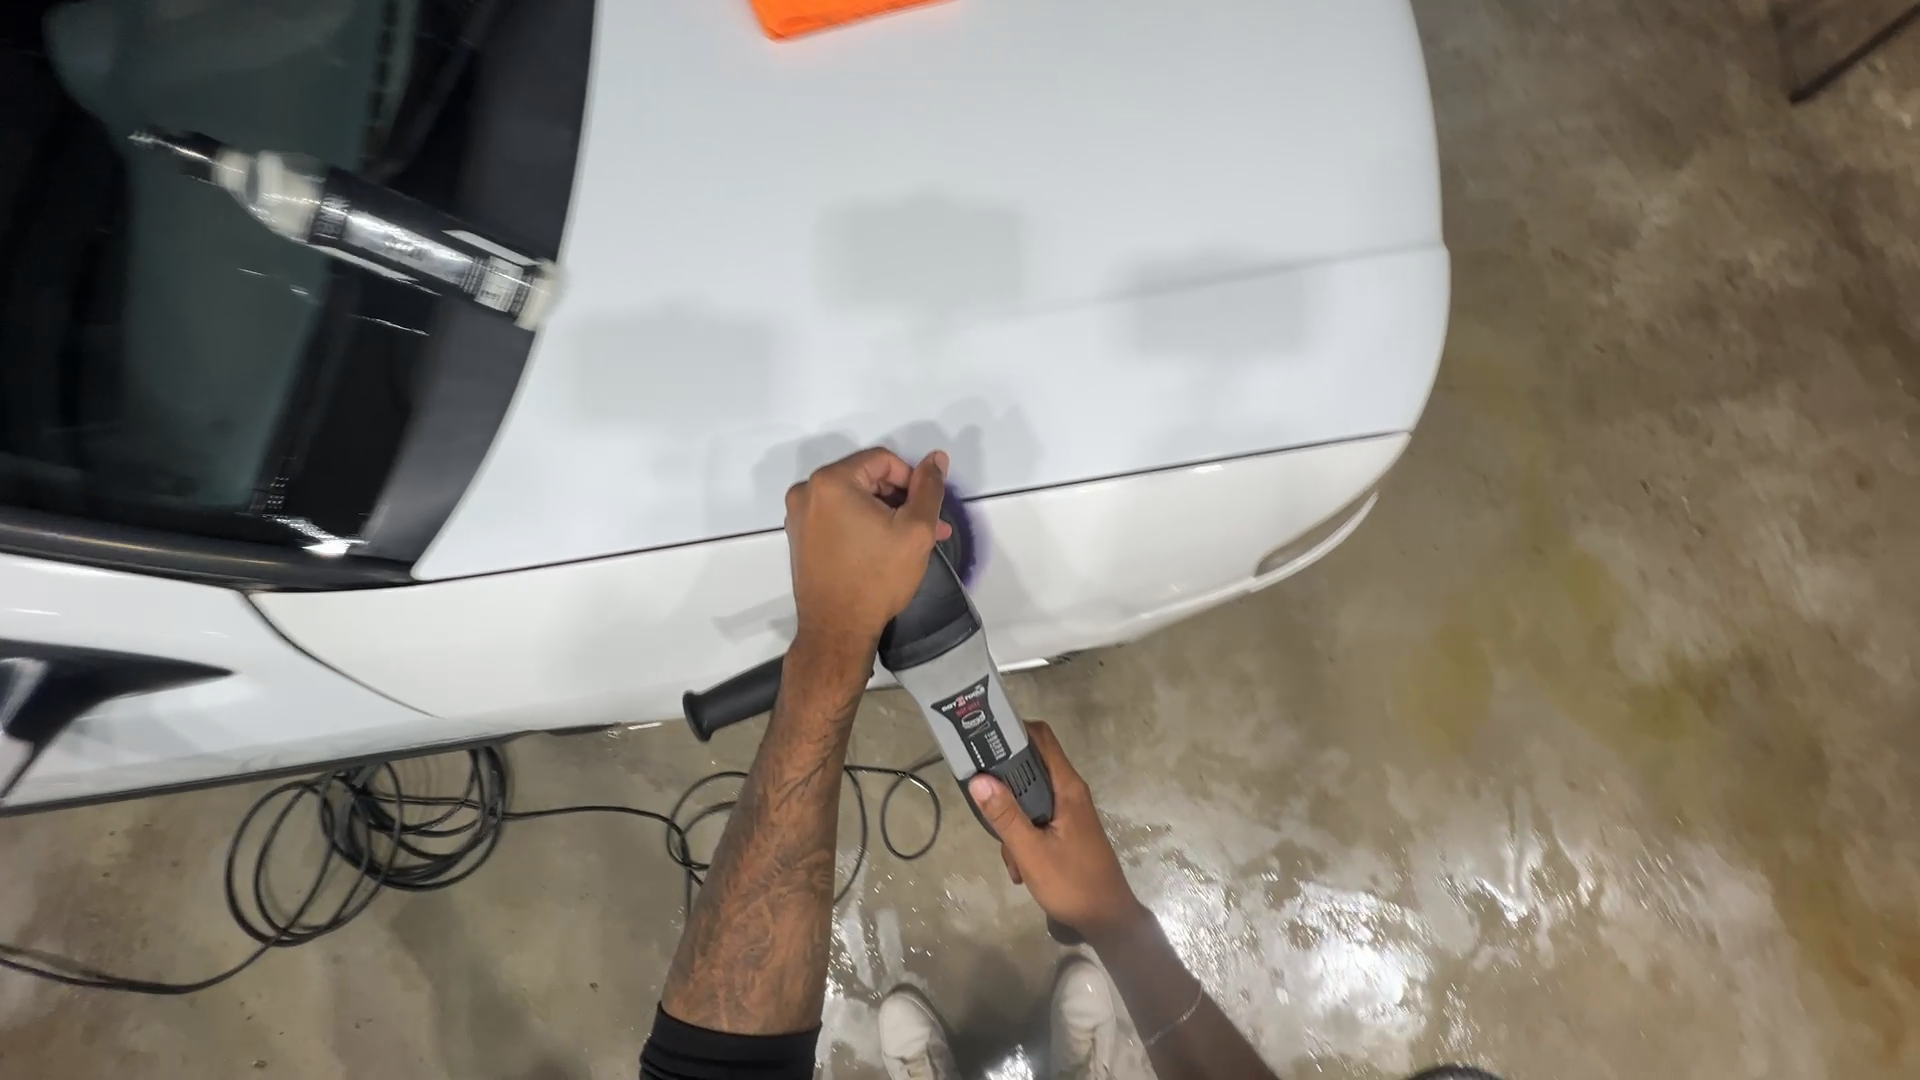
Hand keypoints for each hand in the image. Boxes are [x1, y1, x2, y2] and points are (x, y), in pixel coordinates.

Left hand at [785, 447, 951, 653]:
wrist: (838, 630)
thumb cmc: (877, 579)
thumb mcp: (916, 529)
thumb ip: (929, 488)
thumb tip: (936, 459)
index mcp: (831, 482)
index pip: (883, 460)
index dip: (912, 480)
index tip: (927, 509)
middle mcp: (807, 492)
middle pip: (867, 478)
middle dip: (901, 500)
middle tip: (928, 527)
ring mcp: (800, 516)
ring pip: (854, 500)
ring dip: (885, 514)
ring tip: (912, 542)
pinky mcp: (801, 538)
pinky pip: (839, 517)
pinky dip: (863, 525)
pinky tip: (885, 548)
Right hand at [969, 722, 1148, 943]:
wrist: (1108, 921)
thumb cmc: (1072, 882)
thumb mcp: (1031, 851)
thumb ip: (1005, 815)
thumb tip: (978, 778)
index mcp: (1066, 786)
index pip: (1041, 737)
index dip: (1013, 729)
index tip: (983, 738)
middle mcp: (1068, 791)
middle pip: (1028, 769)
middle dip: (1004, 789)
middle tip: (985, 807)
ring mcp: (1068, 811)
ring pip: (1028, 800)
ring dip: (1012, 824)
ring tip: (1012, 857)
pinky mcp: (1065, 829)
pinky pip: (1035, 820)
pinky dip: (1023, 839)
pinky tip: (1021, 868)